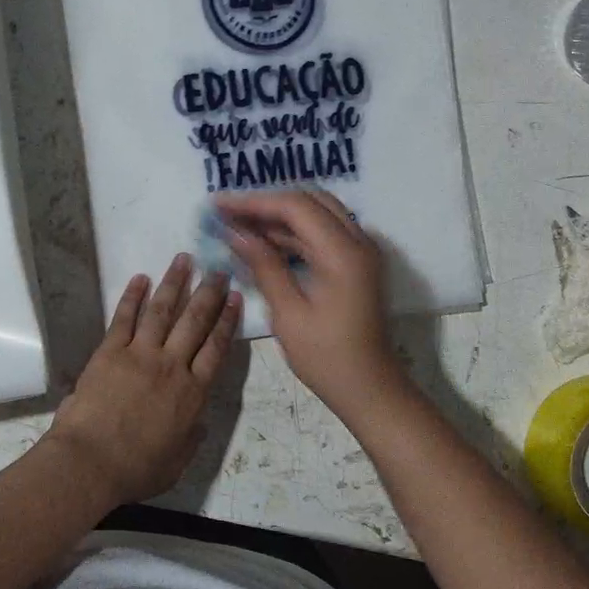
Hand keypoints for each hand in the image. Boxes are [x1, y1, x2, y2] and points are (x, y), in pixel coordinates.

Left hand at [41, 254, 241, 506]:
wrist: (90, 462)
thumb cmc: (136, 469)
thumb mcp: (177, 462)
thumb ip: (191, 438)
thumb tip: (199, 422)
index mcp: (192, 394)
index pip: (216, 349)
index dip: (227, 322)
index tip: (235, 298)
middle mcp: (171, 366)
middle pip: (194, 322)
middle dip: (208, 294)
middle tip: (219, 270)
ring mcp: (139, 355)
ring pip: (162, 311)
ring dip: (174, 283)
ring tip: (184, 260)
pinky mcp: (109, 352)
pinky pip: (123, 318)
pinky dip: (132, 297)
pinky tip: (140, 278)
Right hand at [218, 189, 402, 414]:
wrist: (369, 388)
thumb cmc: (326, 357)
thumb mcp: (289, 313)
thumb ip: (264, 266)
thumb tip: (236, 234)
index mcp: (343, 252)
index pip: (296, 206)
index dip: (254, 202)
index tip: (219, 205)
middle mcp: (359, 241)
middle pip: (310, 201)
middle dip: (267, 203)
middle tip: (229, 214)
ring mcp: (361, 251)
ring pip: (318, 214)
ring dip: (280, 216)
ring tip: (238, 225)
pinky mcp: (357, 264)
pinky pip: (324, 233)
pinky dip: (295, 232)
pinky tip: (263, 242)